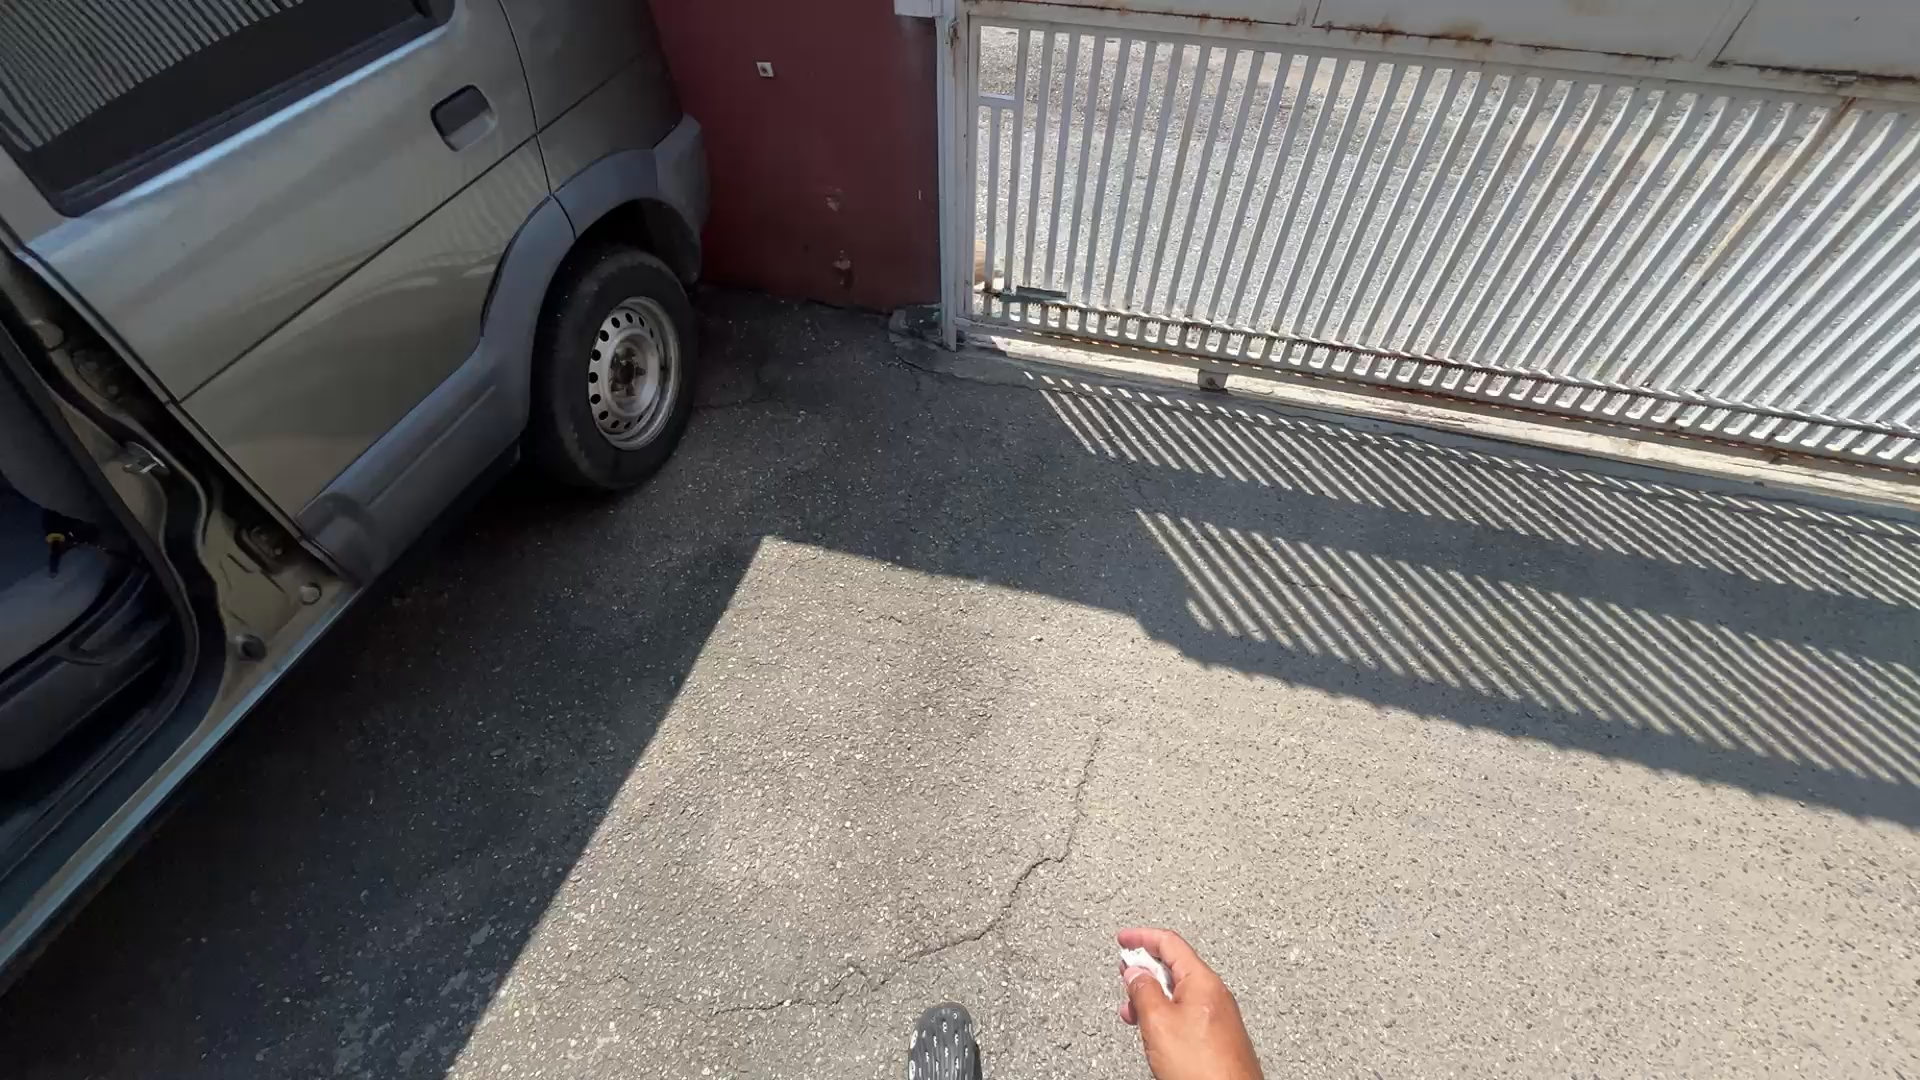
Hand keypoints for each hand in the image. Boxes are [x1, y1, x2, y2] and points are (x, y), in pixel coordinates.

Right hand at [1117, 927, 1263, 1079]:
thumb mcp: (1159, 1022)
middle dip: (1145, 969)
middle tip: (1125, 974)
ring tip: (1134, 1011)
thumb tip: (1135, 972)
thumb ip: (1143, 991)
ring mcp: (1220, 1016)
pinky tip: (1155, 1029)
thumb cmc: (1204, 1070)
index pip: (1169, 942)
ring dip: (1153, 996)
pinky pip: (1188, 1011)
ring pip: (1179, 991)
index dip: (1141, 936)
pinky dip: (1166, 1013)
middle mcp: (1215, 994)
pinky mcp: (1220, 1037)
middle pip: (1174, 965)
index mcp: (1203, 981)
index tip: (1124, 939)